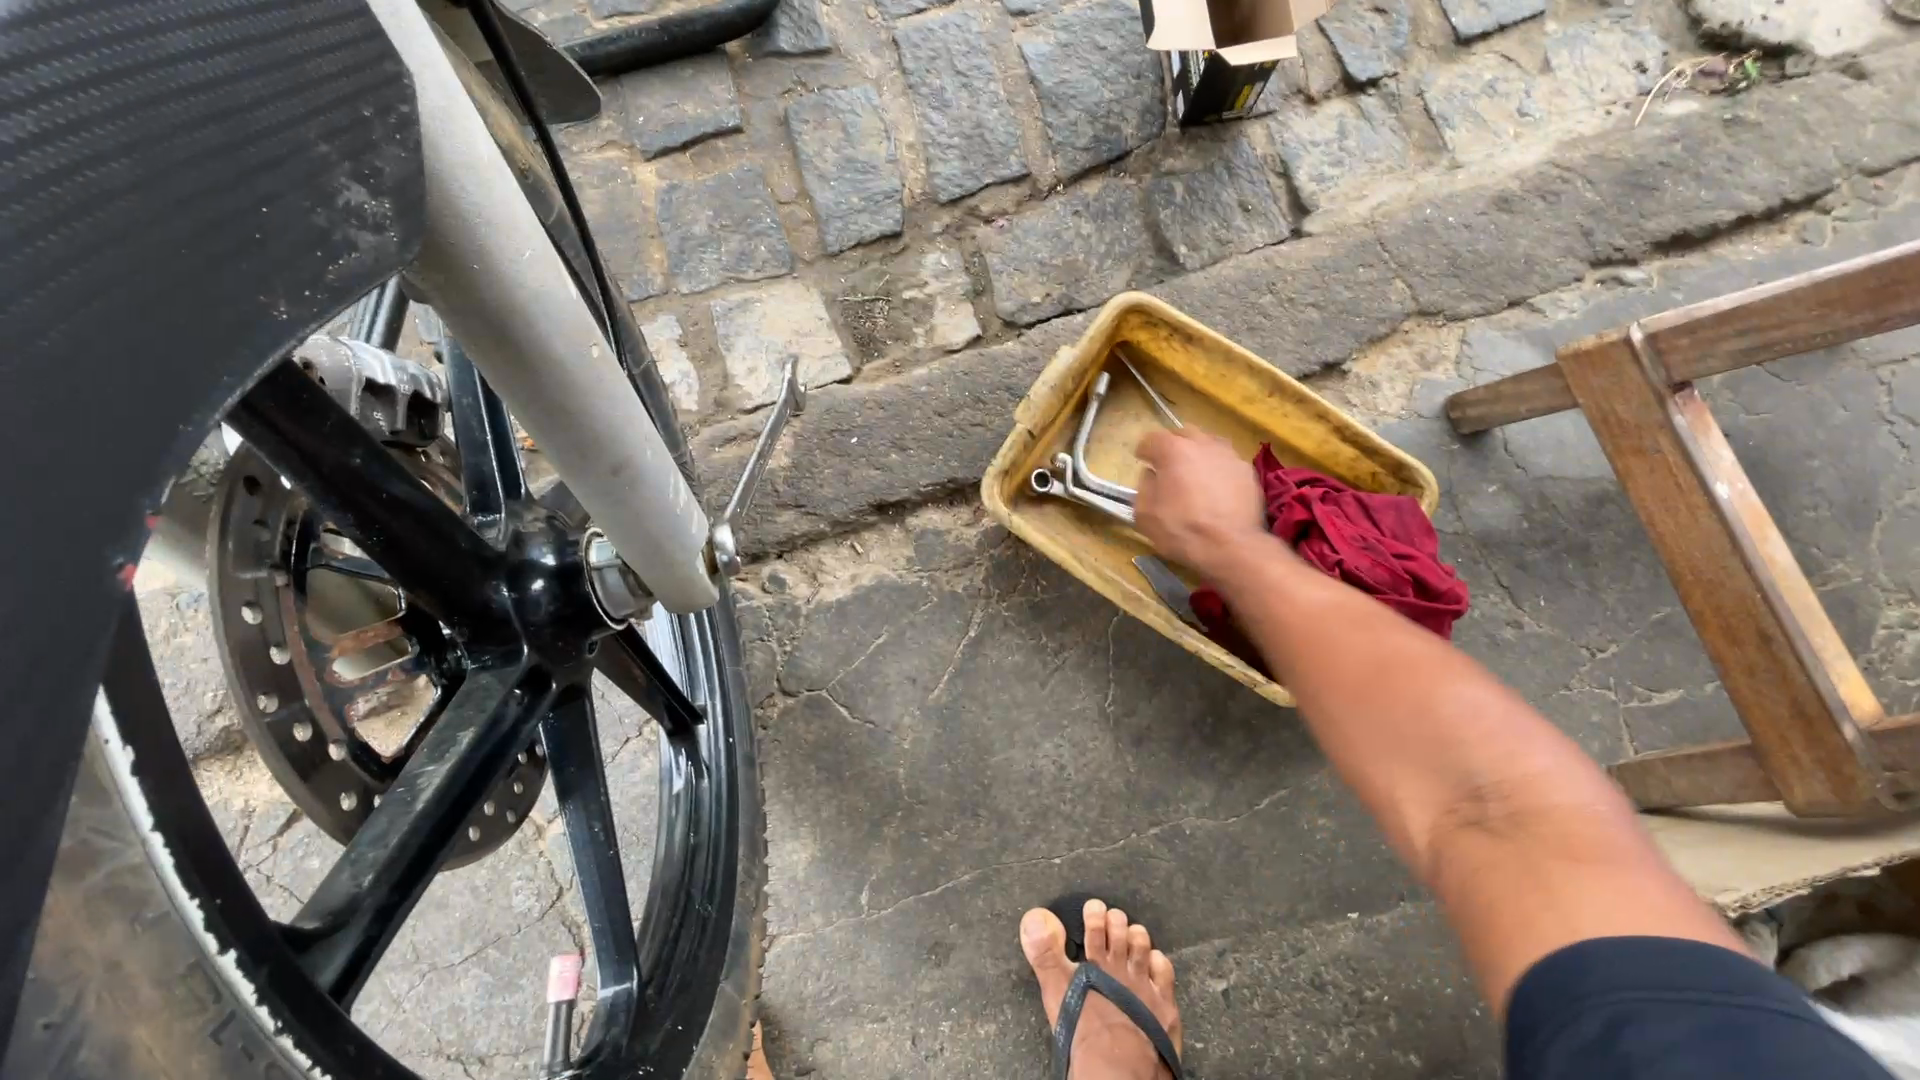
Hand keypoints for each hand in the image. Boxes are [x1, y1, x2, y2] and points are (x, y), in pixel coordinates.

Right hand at [1134, 430, 1273, 576]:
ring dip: (1198, 454)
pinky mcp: (1248, 472)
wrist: (1230, 546)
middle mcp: (1203, 444)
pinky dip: (1217, 469)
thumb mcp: (1144, 514)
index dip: (1144, 450)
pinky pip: (1226, 462)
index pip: (1152, 438)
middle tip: (1168, 465)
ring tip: (1195, 474)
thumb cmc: (1181, 530)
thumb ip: (1144, 487)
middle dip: (1173, 445)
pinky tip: (1216, 489)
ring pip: (1209, 444)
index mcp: (1174, 450)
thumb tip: (1153, 475)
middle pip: (1184, 433)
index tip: (1142, 461)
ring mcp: (1229, 456)